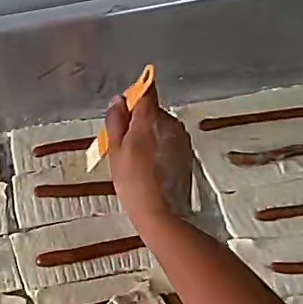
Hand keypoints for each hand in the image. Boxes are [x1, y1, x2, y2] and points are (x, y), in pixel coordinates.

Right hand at [103, 83, 192, 225]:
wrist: (160, 211)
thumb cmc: (133, 181)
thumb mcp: (115, 150)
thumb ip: (116, 121)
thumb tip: (118, 100)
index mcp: (151, 119)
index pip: (146, 91)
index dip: (133, 96)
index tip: (122, 109)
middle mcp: (171, 123)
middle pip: (152, 110)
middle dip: (137, 120)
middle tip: (123, 142)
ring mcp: (182, 138)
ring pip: (160, 126)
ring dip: (148, 134)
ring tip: (135, 158)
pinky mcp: (186, 152)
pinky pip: (169, 140)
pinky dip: (158, 146)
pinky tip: (149, 165)